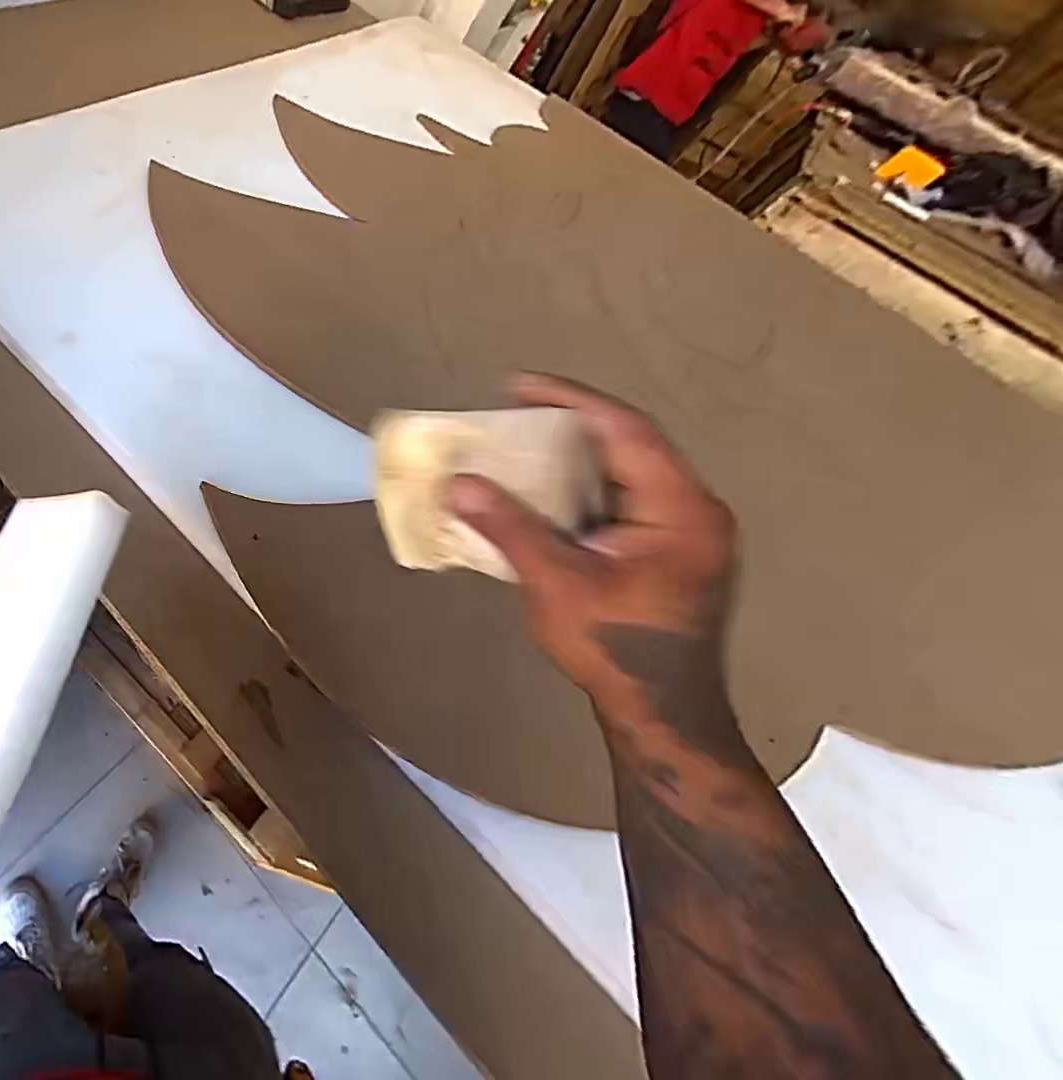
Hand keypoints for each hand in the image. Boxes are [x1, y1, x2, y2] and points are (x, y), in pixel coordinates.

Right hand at [449, 374, 735, 714]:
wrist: (656, 707)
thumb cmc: (612, 643)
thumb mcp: (554, 581)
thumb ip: (509, 527)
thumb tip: (459, 484)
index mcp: (680, 508)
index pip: (626, 432)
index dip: (570, 402)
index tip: (519, 387)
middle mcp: (689, 510)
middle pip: (625, 448)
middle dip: (566, 427)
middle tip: (511, 418)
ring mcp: (678, 533)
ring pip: (619, 476)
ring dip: (568, 461)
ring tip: (516, 452)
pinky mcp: (660, 553)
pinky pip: (614, 504)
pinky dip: (573, 493)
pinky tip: (538, 498)